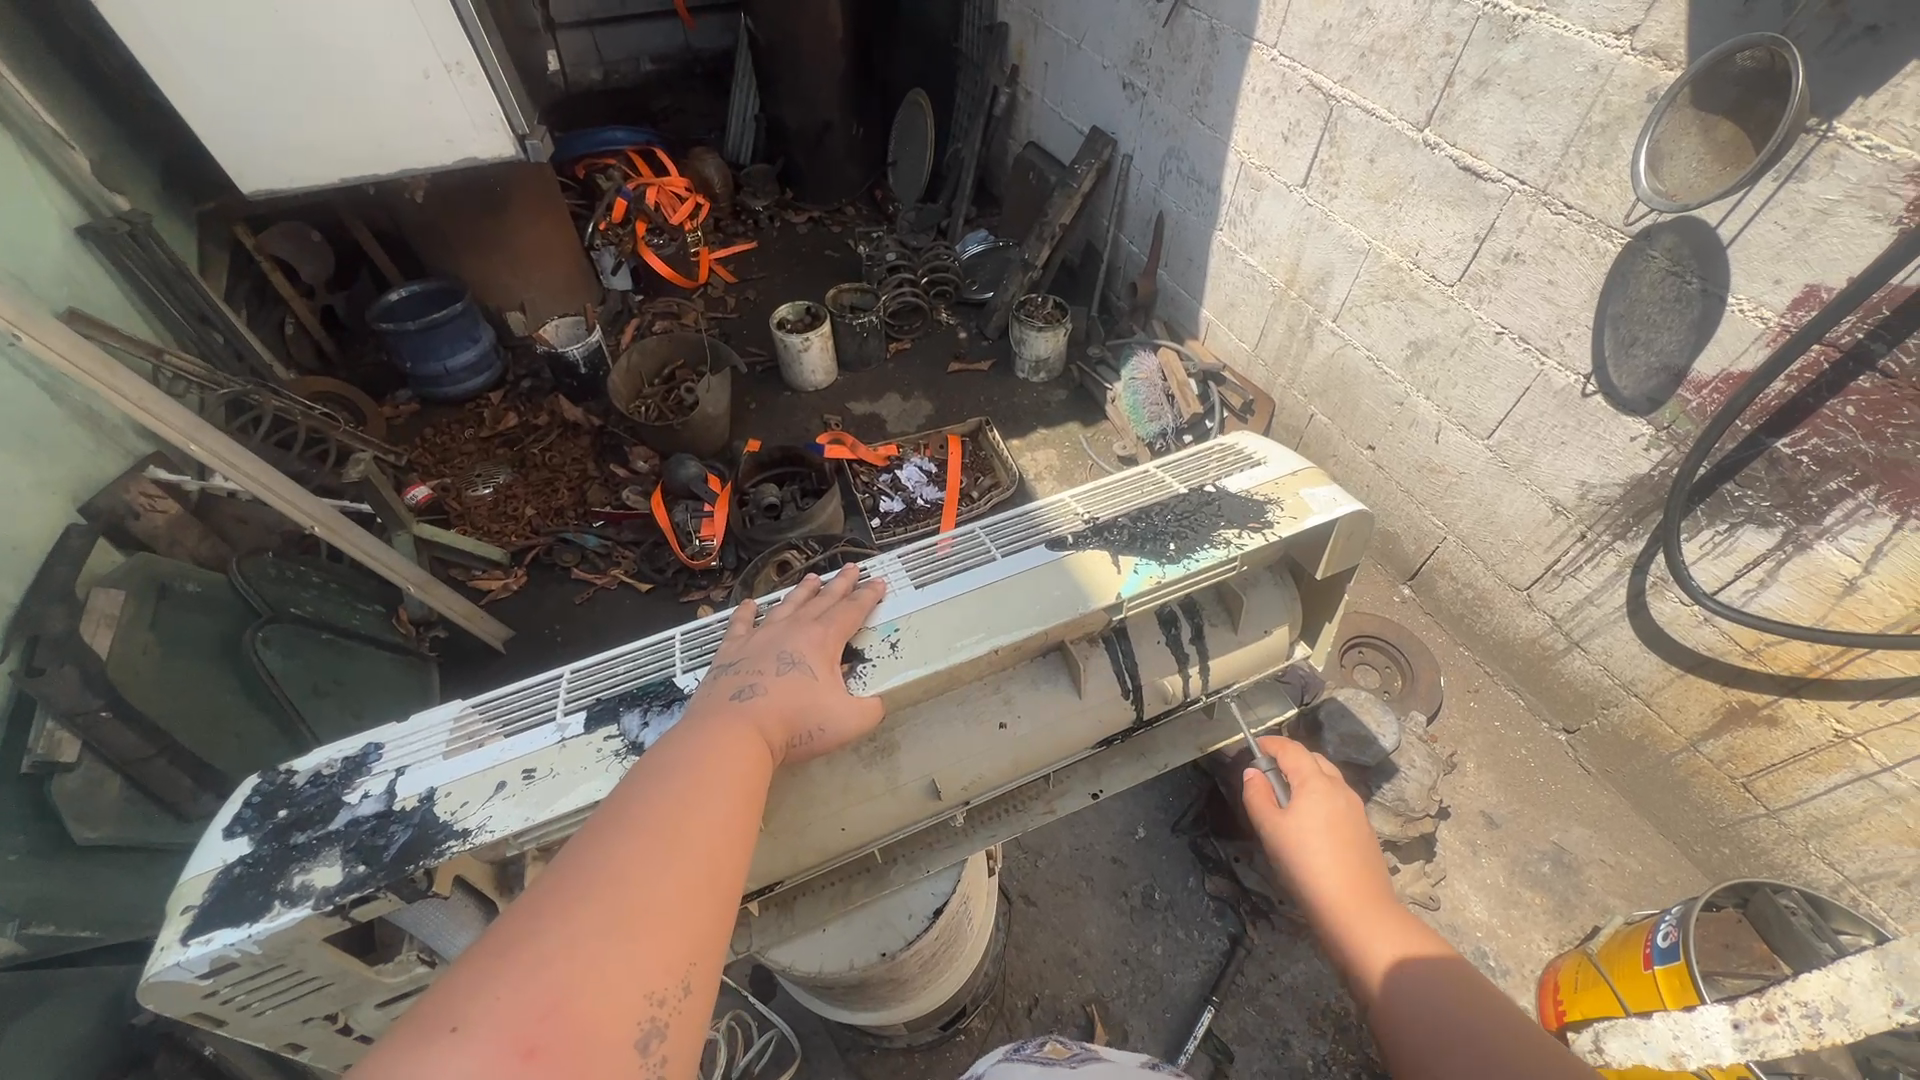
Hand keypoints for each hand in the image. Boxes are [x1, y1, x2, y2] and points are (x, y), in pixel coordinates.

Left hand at [685, 565, 887, 766]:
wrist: (733, 731)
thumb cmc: (794, 725)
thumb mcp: (849, 722)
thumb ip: (871, 710)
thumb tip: (878, 704)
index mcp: (823, 640)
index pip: (852, 610)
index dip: (868, 596)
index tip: (879, 582)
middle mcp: (792, 629)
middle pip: (822, 600)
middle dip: (840, 584)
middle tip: (852, 568)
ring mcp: (759, 636)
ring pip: (787, 605)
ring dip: (802, 592)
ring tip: (812, 578)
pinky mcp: (732, 650)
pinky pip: (741, 623)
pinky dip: (746, 612)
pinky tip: (749, 604)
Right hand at [1241, 736, 1398, 925]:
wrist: (1357, 910)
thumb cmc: (1305, 864)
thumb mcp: (1269, 829)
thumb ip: (1257, 795)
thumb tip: (1253, 772)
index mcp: (1315, 782)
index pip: (1291, 749)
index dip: (1271, 744)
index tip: (1254, 746)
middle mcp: (1340, 788)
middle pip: (1313, 760)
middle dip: (1290, 759)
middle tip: (1268, 774)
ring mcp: (1356, 809)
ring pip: (1328, 780)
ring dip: (1306, 779)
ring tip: (1287, 799)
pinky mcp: (1364, 829)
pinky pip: (1338, 800)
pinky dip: (1320, 798)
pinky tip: (1310, 824)